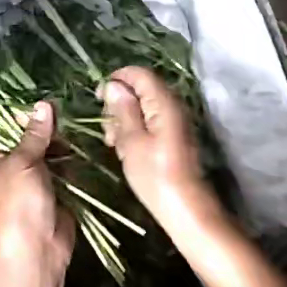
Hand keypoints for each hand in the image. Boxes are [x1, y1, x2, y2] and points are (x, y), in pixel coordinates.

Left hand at [0, 100, 75, 286]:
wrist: (35, 253)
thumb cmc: (18, 203)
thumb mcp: (23, 163)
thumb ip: (35, 135)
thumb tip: (43, 105)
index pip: (6, 126)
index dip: (25, 115)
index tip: (47, 104)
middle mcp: (10, 165)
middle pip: (30, 138)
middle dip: (48, 130)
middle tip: (67, 116)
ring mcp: (32, 179)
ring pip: (48, 153)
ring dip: (61, 145)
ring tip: (77, 131)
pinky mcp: (54, 192)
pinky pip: (63, 171)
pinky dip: (71, 163)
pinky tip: (82, 150)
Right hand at [102, 66, 219, 227]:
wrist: (188, 213)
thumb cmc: (156, 177)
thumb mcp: (131, 140)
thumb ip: (122, 109)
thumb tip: (113, 85)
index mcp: (164, 103)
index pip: (139, 74)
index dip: (116, 79)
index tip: (99, 98)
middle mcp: (173, 107)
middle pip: (140, 89)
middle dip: (118, 103)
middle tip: (106, 127)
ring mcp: (174, 123)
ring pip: (142, 107)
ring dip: (123, 119)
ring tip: (113, 142)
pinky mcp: (173, 138)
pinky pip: (149, 123)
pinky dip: (133, 130)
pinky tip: (125, 149)